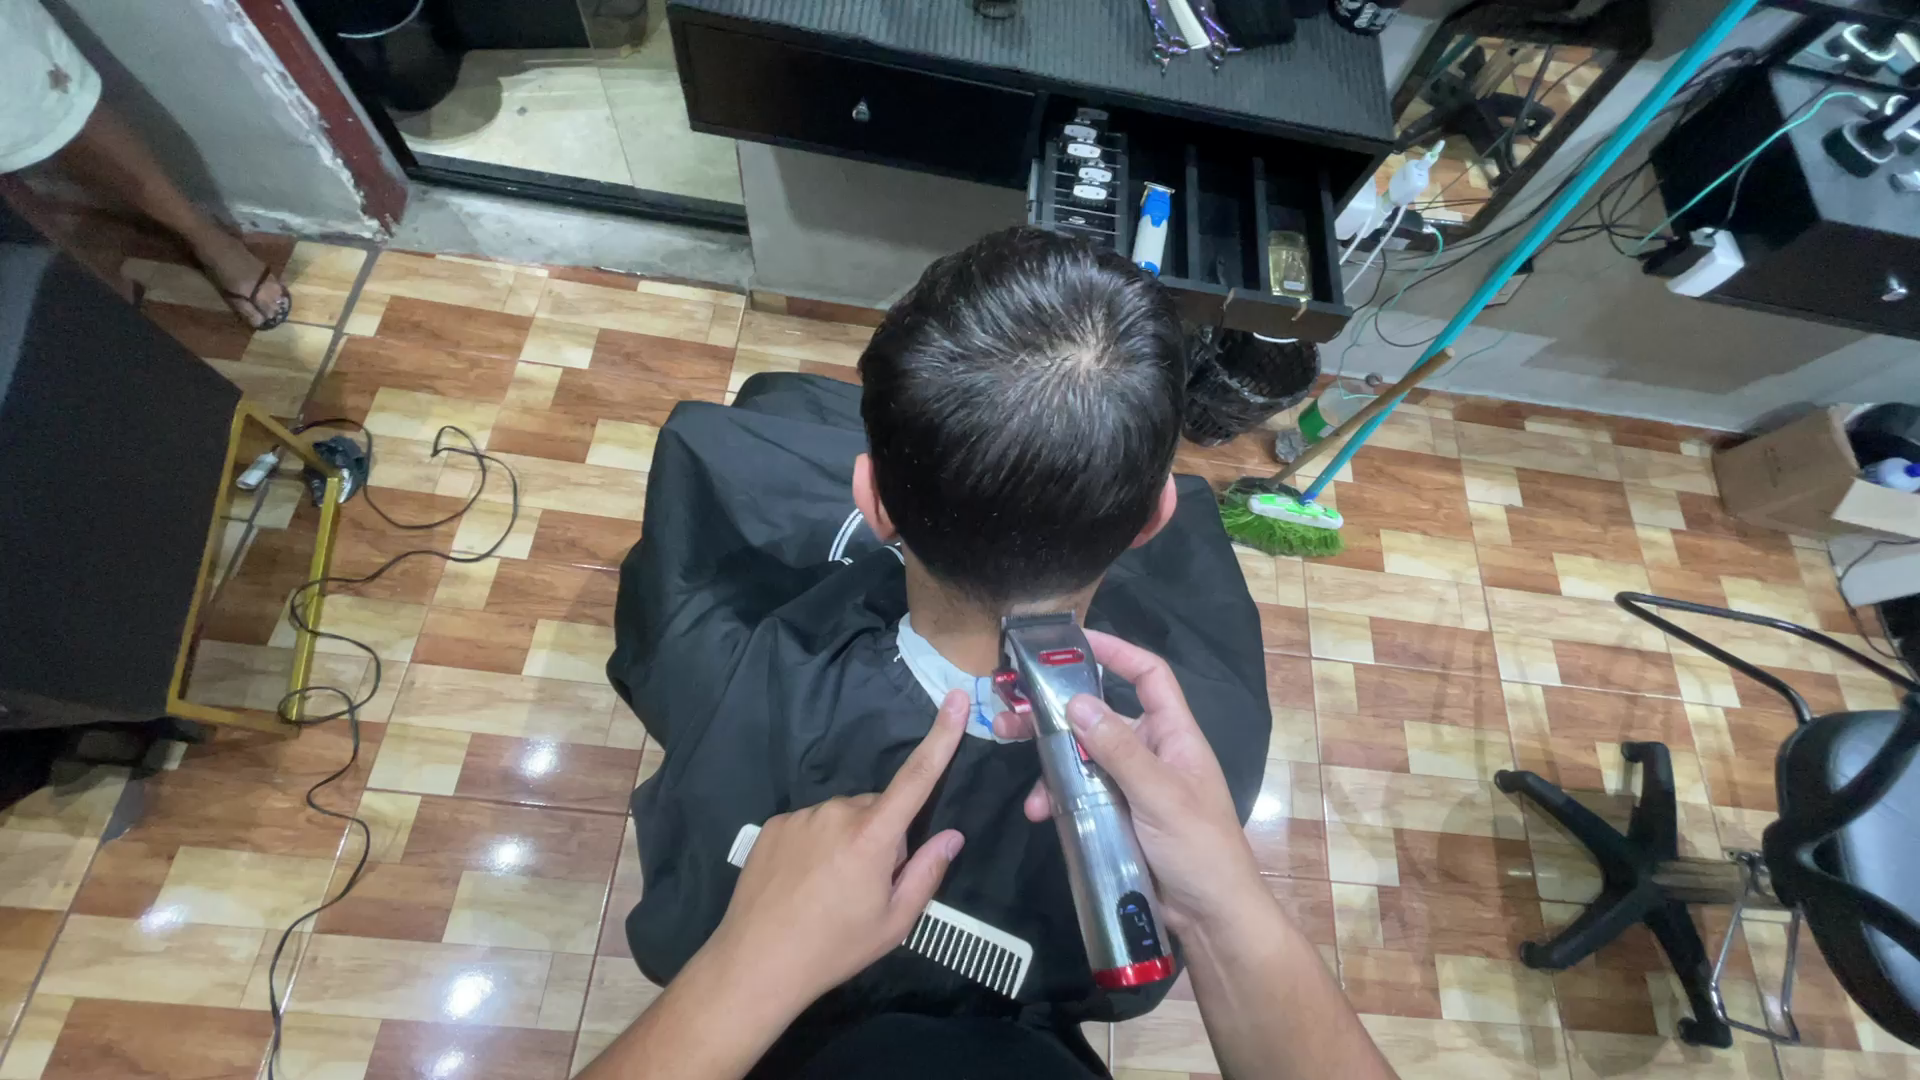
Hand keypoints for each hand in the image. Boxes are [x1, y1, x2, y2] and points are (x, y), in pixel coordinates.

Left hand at [708, 689, 969, 1008]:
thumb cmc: (833, 948)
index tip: (956, 698)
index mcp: (873, 836)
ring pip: (844, 816)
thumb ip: (928, 872)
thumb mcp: (894, 923)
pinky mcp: (776, 822)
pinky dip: (817, 843)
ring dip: (848, 839)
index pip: (917, 777)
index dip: (941, 736)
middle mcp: (838, 812)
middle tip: (865, 884)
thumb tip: (952, 835)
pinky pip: (813, 823)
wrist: (754, 965)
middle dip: (882, 836)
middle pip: (879, 809)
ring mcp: (803, 815)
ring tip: (829, 886)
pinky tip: (802, 879)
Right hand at [994, 630, 1265, 934]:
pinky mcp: (1113, 812)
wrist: (1211, 920)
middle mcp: (1149, 749)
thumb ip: (1119, 750)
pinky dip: (1055, 794)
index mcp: (1172, 734)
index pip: (1148, 676)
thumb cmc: (1200, 849)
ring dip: (1048, 754)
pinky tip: (1038, 810)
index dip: (1117, 651)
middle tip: (1014, 705)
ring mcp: (1129, 782)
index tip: (1075, 640)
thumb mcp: (1160, 796)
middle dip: (1057, 708)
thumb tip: (1076, 701)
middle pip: (1099, 713)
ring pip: (1081, 753)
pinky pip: (1078, 790)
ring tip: (1011, 747)